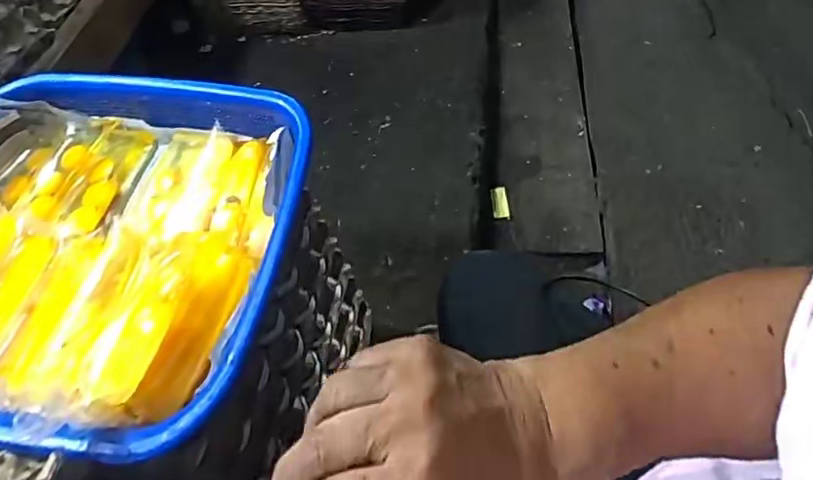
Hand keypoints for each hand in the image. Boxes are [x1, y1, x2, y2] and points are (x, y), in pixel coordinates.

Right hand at [274, 336, 555, 479]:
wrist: (528, 421)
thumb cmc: (487, 478)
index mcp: (414, 475)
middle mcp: (403, 421)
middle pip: (323, 442)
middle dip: (294, 464)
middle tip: (284, 473)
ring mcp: (406, 375)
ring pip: (332, 394)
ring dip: (315, 420)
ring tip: (313, 438)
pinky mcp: (411, 346)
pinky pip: (356, 363)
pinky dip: (343, 386)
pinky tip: (344, 405)